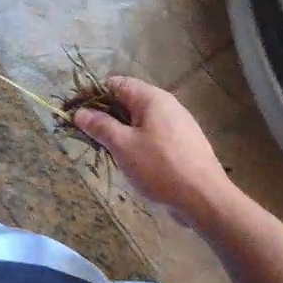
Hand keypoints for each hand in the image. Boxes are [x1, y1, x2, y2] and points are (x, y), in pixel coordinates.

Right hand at [74, 76, 238, 227]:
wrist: (205, 198)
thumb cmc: (160, 167)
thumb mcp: (123, 146)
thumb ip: (100, 126)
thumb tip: (79, 112)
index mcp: (152, 98)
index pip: (116, 84)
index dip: (93, 95)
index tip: (78, 114)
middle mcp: (167, 104)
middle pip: (128, 101)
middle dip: (106, 116)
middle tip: (89, 137)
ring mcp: (178, 123)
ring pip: (140, 120)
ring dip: (122, 131)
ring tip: (109, 152)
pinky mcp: (183, 143)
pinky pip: (153, 134)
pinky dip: (138, 142)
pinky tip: (134, 162)